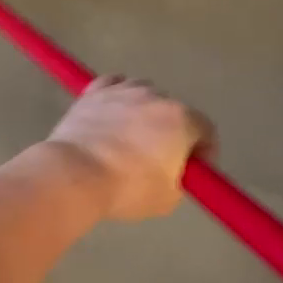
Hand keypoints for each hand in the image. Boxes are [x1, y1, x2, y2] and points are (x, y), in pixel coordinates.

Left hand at [46, 77, 213, 221]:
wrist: (76, 172)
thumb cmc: (128, 188)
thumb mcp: (168, 198)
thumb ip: (178, 178)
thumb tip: (170, 170)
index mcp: (180, 120)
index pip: (206, 129)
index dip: (204, 151)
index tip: (192, 169)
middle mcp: (155, 96)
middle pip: (174, 110)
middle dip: (172, 131)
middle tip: (159, 157)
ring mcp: (123, 89)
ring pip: (144, 93)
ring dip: (145, 111)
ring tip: (132, 135)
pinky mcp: (94, 90)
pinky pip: (114, 84)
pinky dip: (118, 95)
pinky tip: (113, 110)